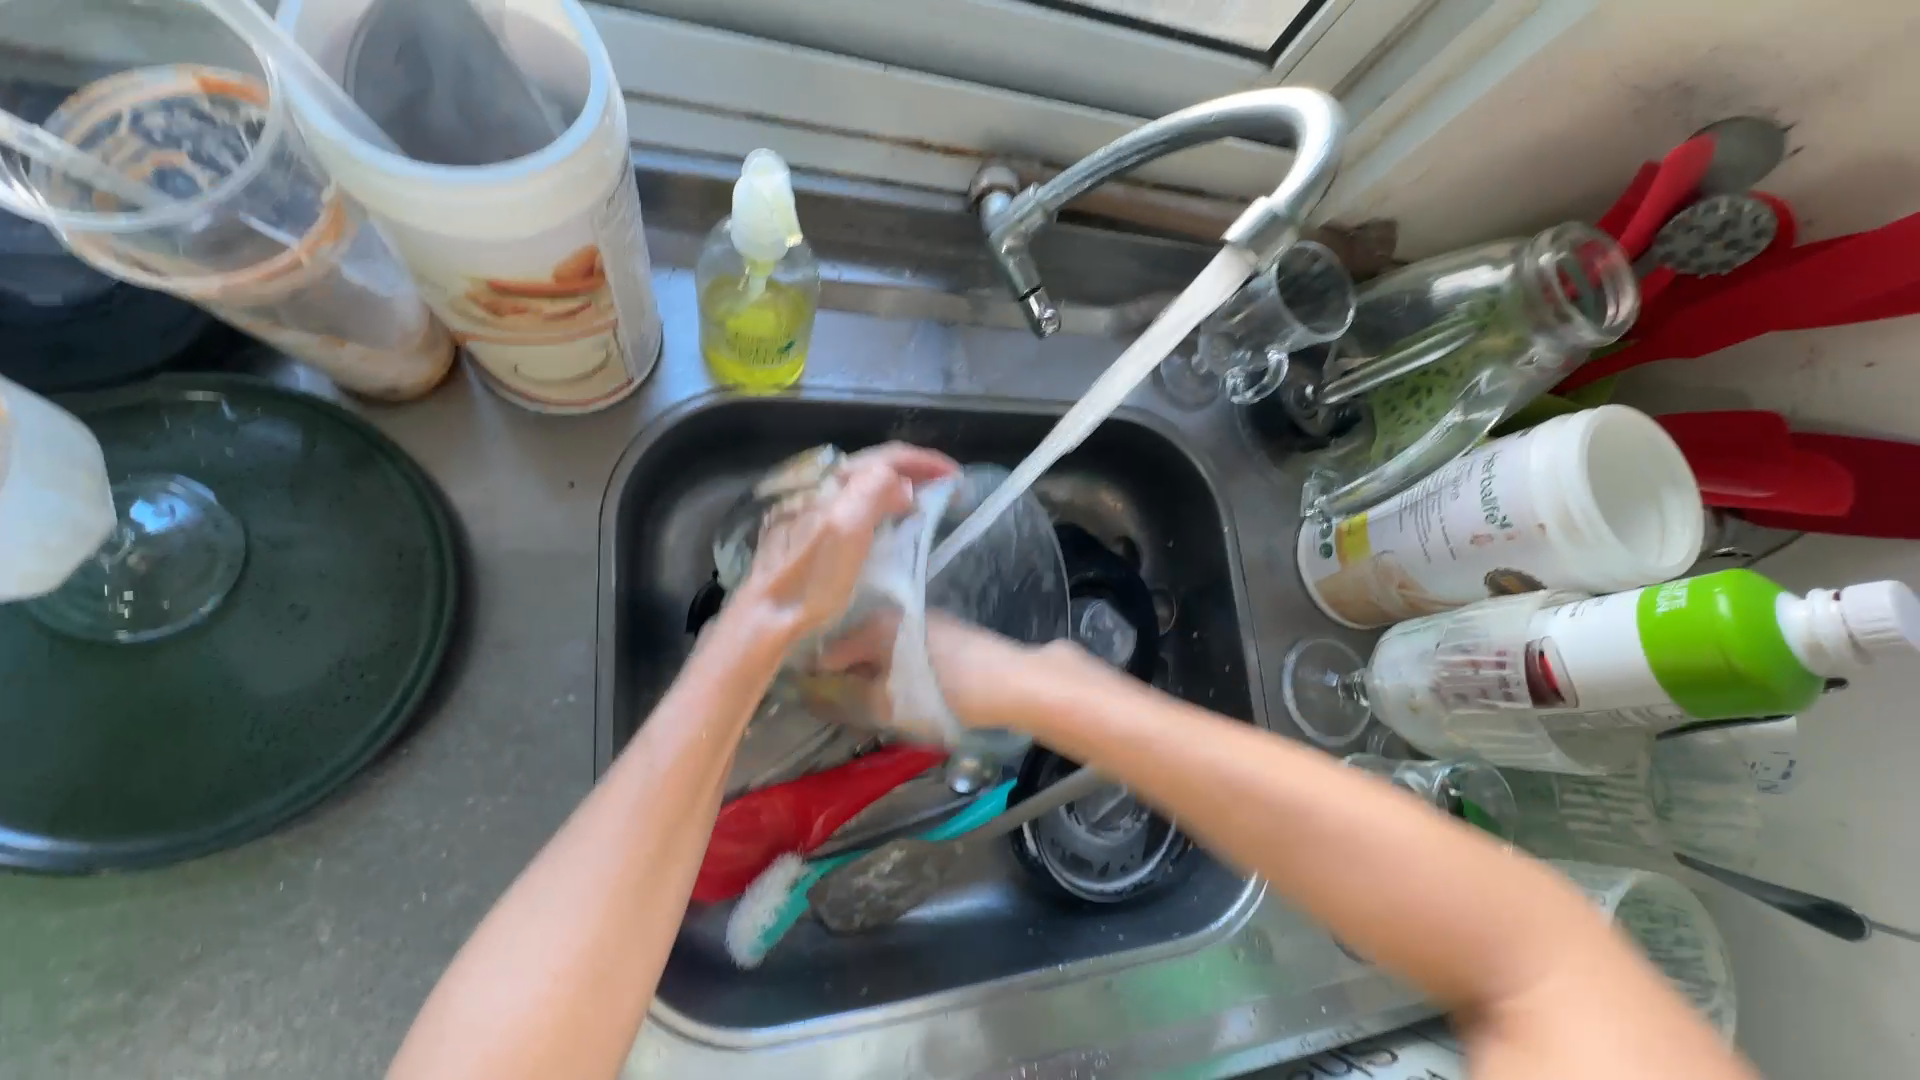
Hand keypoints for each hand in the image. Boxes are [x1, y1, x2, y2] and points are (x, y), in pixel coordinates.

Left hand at [726, 443, 957, 648]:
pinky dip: (878, 502)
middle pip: (876, 464)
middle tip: (945, 485)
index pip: (889, 456)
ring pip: (863, 482)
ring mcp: (809, 505)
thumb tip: (904, 485)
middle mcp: (818, 484)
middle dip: (914, 470)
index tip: (955, 476)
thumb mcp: (847, 529)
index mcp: (832, 481)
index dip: (926, 461)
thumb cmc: (811, 578)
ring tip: (924, 499)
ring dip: (898, 484)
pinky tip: (887, 519)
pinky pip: (851, 502)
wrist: (767, 615)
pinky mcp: (804, 527)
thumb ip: (876, 492)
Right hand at [816, 610, 1068, 735]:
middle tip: (845, 711)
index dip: (816, 680)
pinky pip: (903, 649)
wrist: (1014, 682)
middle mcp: (893, 613)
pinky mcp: (943, 631)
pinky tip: (902, 691)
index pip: (826, 652)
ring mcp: (921, 619)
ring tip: (872, 706)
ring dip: (871, 674)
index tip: (814, 705)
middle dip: (844, 677)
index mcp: (873, 625)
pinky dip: (894, 668)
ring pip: (880, 648)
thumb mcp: (888, 706)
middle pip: (853, 646)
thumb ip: (845, 701)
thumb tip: (810, 696)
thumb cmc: (945, 694)